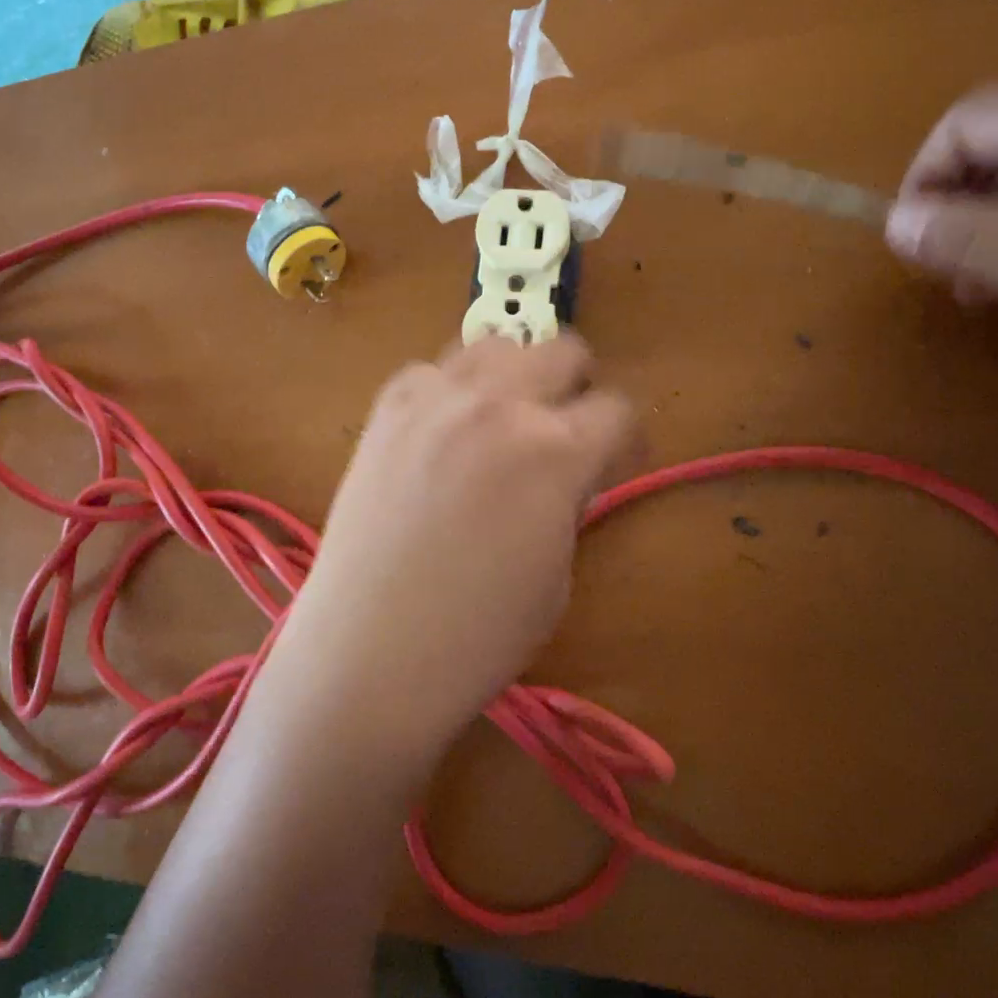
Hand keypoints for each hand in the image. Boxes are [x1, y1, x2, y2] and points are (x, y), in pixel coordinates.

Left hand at [250, 334, 636, 774]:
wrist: (369, 652)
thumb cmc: (477, 637)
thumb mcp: (556, 575)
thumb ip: (568, 504)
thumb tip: (566, 476)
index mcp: (557, 450)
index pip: (620, 410)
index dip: (627, 440)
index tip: (618, 463)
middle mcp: (499, 403)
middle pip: (563, 350)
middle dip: (578, 390)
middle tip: (566, 435)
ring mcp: (434, 399)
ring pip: (496, 345)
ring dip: (514, 377)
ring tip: (503, 424)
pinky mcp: (385, 410)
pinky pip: (432, 369)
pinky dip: (450, 390)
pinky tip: (443, 434)